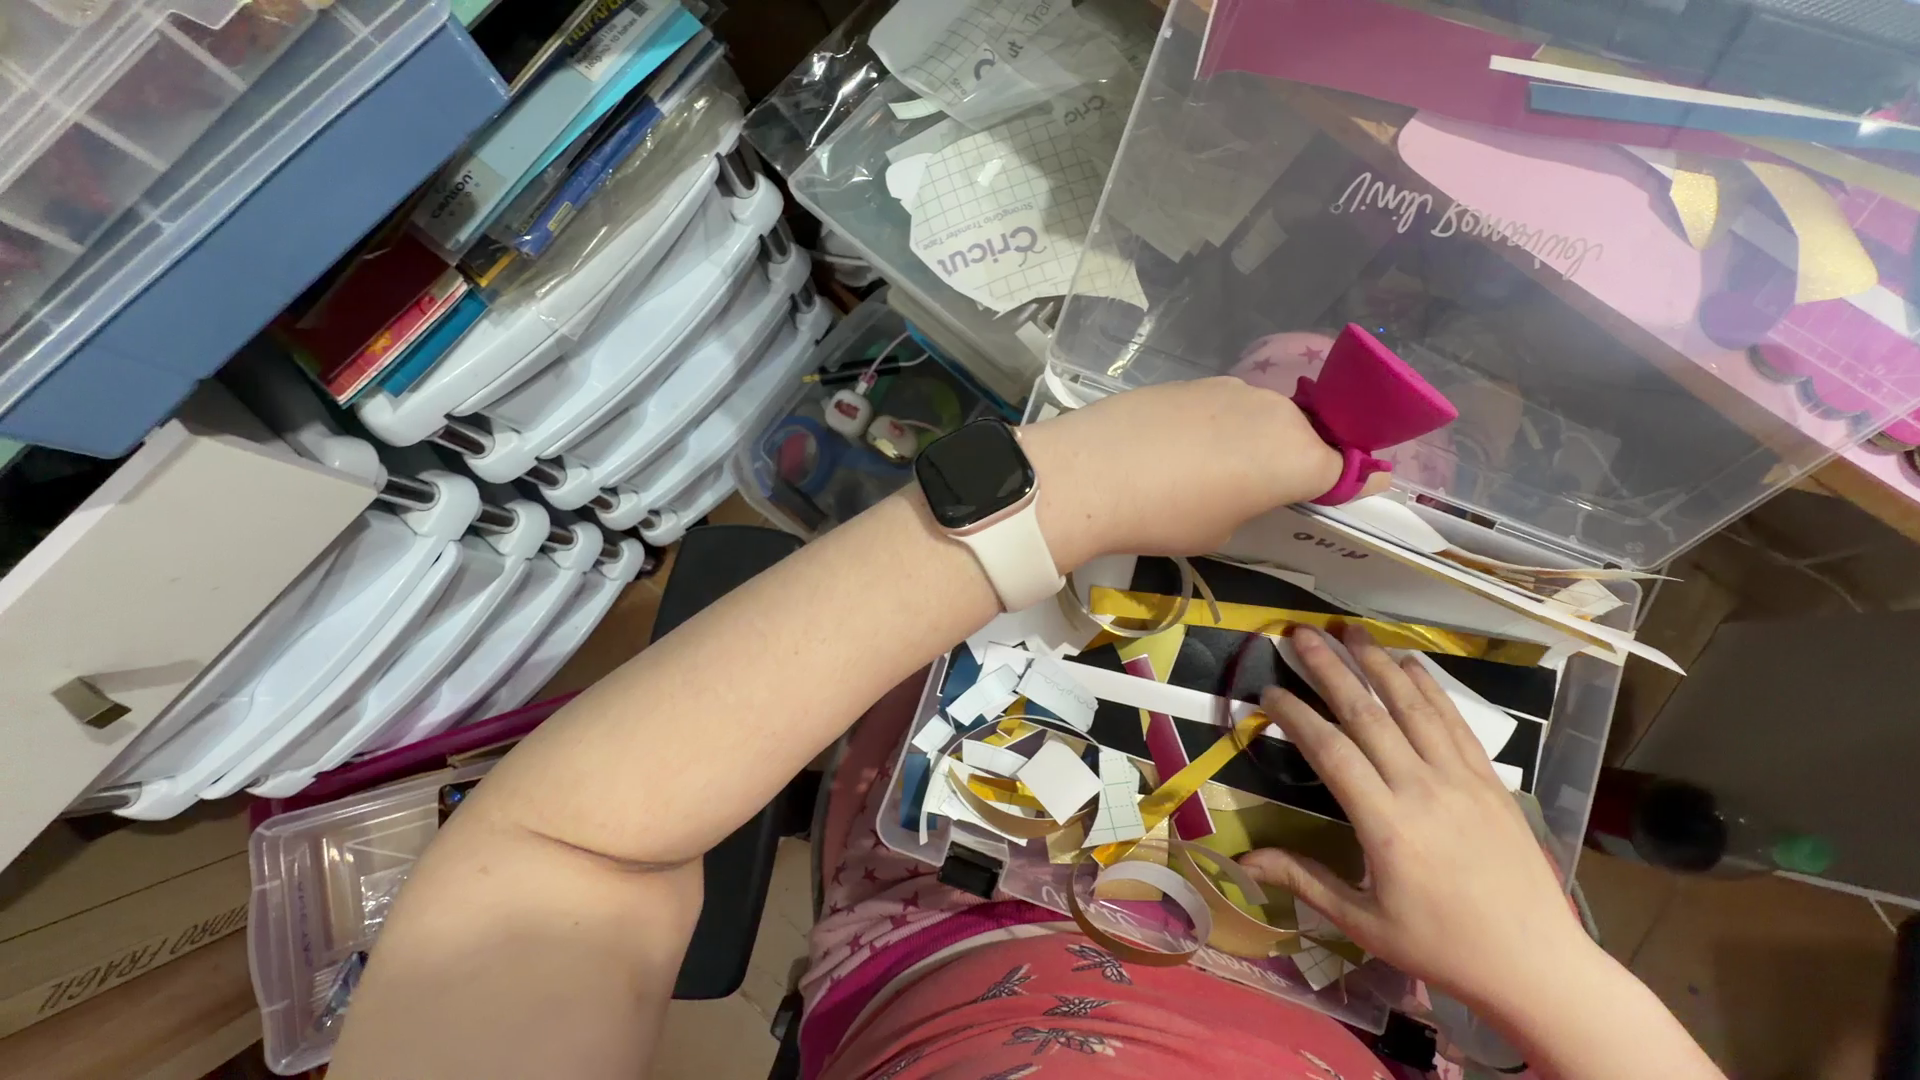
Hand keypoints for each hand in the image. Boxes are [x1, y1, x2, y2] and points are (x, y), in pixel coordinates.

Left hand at [1022, 378, 1380, 567]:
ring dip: (1252, 438)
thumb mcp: (1220, 529)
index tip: (1346, 489)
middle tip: (1265, 487)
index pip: (1344, 467)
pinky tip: (1179, 448)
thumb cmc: (1163, 516)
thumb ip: (1256, 502)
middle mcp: (1274, 412)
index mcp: (1297, 456)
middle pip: (1305, 434)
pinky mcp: (1190, 381)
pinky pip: (1222, 406)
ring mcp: (1230, 389)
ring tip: (1212, 469)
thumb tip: (1255, 485)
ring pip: (1261, 416)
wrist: (1088, 474)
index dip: (1347, 481)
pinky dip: (1215, 425)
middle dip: (1296, 457)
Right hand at [1239, 625, 1594, 1012]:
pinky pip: (1455, 723)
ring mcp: (1462, 780)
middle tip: (1301, 634)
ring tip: (1350, 630)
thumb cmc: (1441, 946)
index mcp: (1387, 826)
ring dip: (1379, 664)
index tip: (1268, 692)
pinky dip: (1430, 688)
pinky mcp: (1490, 782)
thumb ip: (1303, 879)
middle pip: (1368, 714)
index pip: (1331, 752)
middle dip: (1331, 669)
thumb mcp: (1363, 923)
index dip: (1296, 716)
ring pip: (1414, 707)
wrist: (1537, 965)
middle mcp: (1423, 790)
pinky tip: (1410, 662)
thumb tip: (1241, 862)